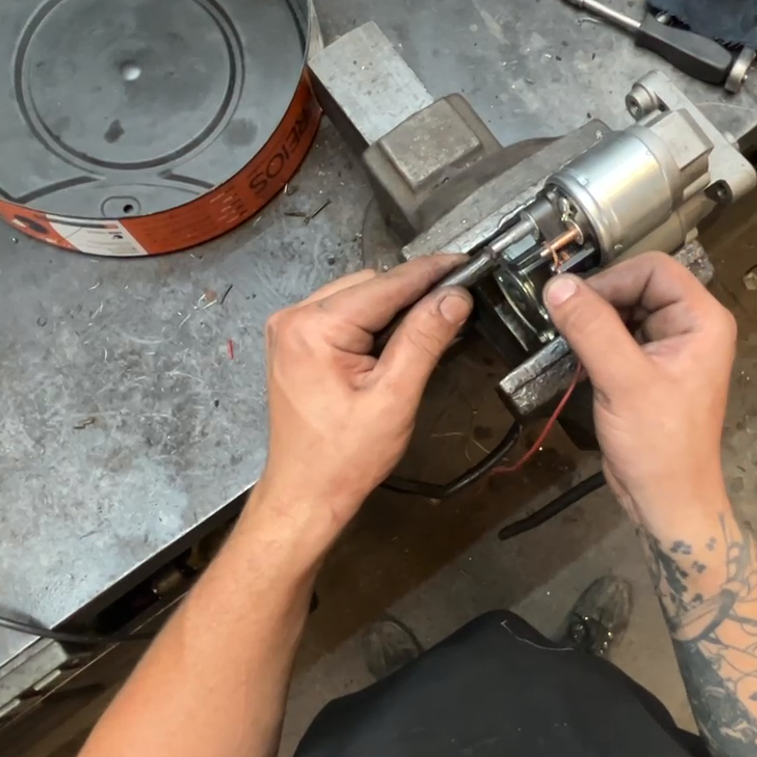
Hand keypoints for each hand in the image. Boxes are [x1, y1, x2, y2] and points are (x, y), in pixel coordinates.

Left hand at [252, 256, 471, 545]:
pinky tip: (395, 339)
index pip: (384, 285)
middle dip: (411, 293)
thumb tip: (456, 296)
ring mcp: (288, 328)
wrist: (306, 493)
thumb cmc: (347, 456)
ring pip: (356, 297)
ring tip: (431, 323)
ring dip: (392, 307)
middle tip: (456, 303)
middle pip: (368, 285)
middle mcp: (293, 316)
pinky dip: (371, 321)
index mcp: (314, 327)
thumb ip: (424, 341)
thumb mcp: (394, 398)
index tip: (468, 263)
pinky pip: (341, 315)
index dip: (431, 273)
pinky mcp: (293, 343)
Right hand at [542, 253, 735, 527]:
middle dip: (599, 302)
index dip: (611, 280)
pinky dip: (594, 344)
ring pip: (624, 314)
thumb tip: (556, 287)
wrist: (667, 500)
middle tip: (563, 321)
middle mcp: (690, 328)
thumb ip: (592, 330)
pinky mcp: (647, 372)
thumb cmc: (660, 445)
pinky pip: (618, 341)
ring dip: (593, 324)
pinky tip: (576, 359)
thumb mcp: (624, 382)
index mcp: (702, 320)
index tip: (573, 302)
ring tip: (567, 341)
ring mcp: (668, 351)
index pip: (653, 270)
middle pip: (637, 288)